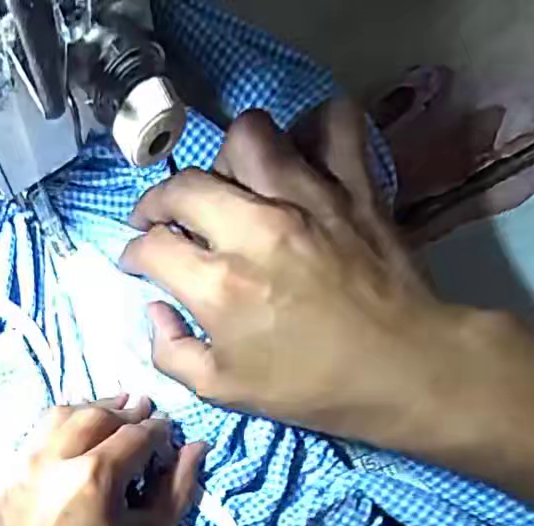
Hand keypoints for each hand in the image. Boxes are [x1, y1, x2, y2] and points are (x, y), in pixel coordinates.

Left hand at [0, 397, 205, 525]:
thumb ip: (176, 489)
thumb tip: (196, 447)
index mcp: (93, 476)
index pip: (135, 435)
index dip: (158, 430)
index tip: (168, 433)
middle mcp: (50, 460)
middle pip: (93, 414)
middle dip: (123, 411)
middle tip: (143, 412)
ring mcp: (17, 468)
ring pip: (55, 417)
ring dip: (87, 412)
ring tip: (108, 419)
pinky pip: (31, 441)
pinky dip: (57, 432)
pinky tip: (71, 445)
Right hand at [119, 101, 491, 445]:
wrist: (400, 371)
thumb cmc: (310, 389)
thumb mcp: (225, 391)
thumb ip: (172, 352)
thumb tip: (156, 311)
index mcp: (219, 287)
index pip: (152, 246)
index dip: (133, 254)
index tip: (139, 263)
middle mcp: (255, 230)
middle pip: (183, 185)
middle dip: (157, 203)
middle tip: (164, 222)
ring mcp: (309, 199)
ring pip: (247, 138)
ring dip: (225, 162)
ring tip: (231, 189)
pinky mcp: (354, 187)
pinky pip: (331, 126)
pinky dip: (311, 132)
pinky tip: (300, 161)